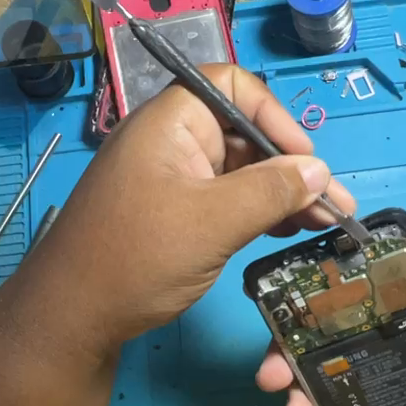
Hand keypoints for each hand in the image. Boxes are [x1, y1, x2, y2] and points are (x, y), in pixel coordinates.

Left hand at [11, 64, 356, 355]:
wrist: (71, 318)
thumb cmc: (137, 257)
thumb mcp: (212, 222)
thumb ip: (270, 191)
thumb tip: (318, 171)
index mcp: (171, 122)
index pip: (232, 87)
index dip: (274, 116)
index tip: (306, 158)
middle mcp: (172, 141)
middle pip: (243, 133)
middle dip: (290, 165)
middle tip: (333, 204)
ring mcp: (172, 178)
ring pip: (239, 170)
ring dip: (282, 193)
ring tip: (324, 222)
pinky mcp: (174, 212)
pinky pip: (225, 198)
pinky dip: (258, 211)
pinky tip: (289, 230)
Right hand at [256, 233, 405, 405]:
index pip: (353, 269)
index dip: (312, 283)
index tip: (277, 301)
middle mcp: (393, 309)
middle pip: (329, 318)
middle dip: (290, 339)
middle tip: (270, 371)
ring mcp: (392, 352)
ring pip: (334, 358)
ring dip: (299, 375)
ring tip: (285, 401)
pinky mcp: (398, 389)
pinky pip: (355, 393)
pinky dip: (326, 404)